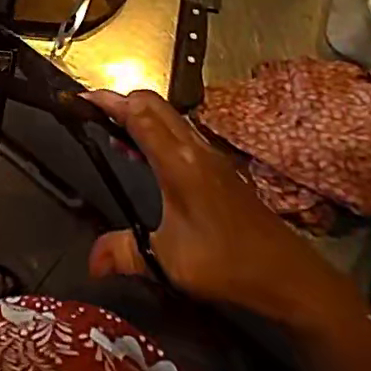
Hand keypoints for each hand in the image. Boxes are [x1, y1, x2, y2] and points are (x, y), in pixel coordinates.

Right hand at [84, 90, 367, 337]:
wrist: (288, 274)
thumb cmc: (227, 263)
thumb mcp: (169, 261)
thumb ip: (125, 253)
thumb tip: (89, 262)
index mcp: (178, 162)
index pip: (138, 114)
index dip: (109, 101)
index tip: (82, 97)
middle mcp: (193, 148)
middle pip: (153, 103)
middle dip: (121, 99)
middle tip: (92, 111)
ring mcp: (208, 155)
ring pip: (168, 115)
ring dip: (139, 113)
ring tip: (112, 128)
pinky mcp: (217, 166)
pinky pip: (179, 131)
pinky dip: (155, 128)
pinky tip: (144, 153)